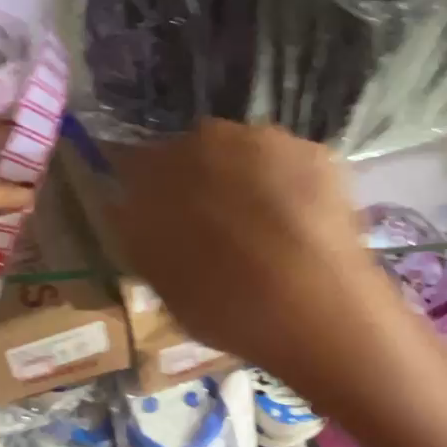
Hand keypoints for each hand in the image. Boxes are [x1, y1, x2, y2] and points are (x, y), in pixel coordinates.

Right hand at [105, 121, 409, 382]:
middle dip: (200, 184)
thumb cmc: (226, 307)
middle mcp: (207, 138)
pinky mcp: (315, 152)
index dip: (146, 193)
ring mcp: (266, 140)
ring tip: (264, 235)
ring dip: (247, 183)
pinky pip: (289, 166)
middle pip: (194, 154)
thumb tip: (130, 212)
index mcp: (158, 170)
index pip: (137, 165)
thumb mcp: (165, 287)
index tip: (157, 221)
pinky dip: (290, 189)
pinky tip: (300, 229)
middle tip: (214, 233)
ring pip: (246, 155)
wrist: (316, 308)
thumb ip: (141, 239)